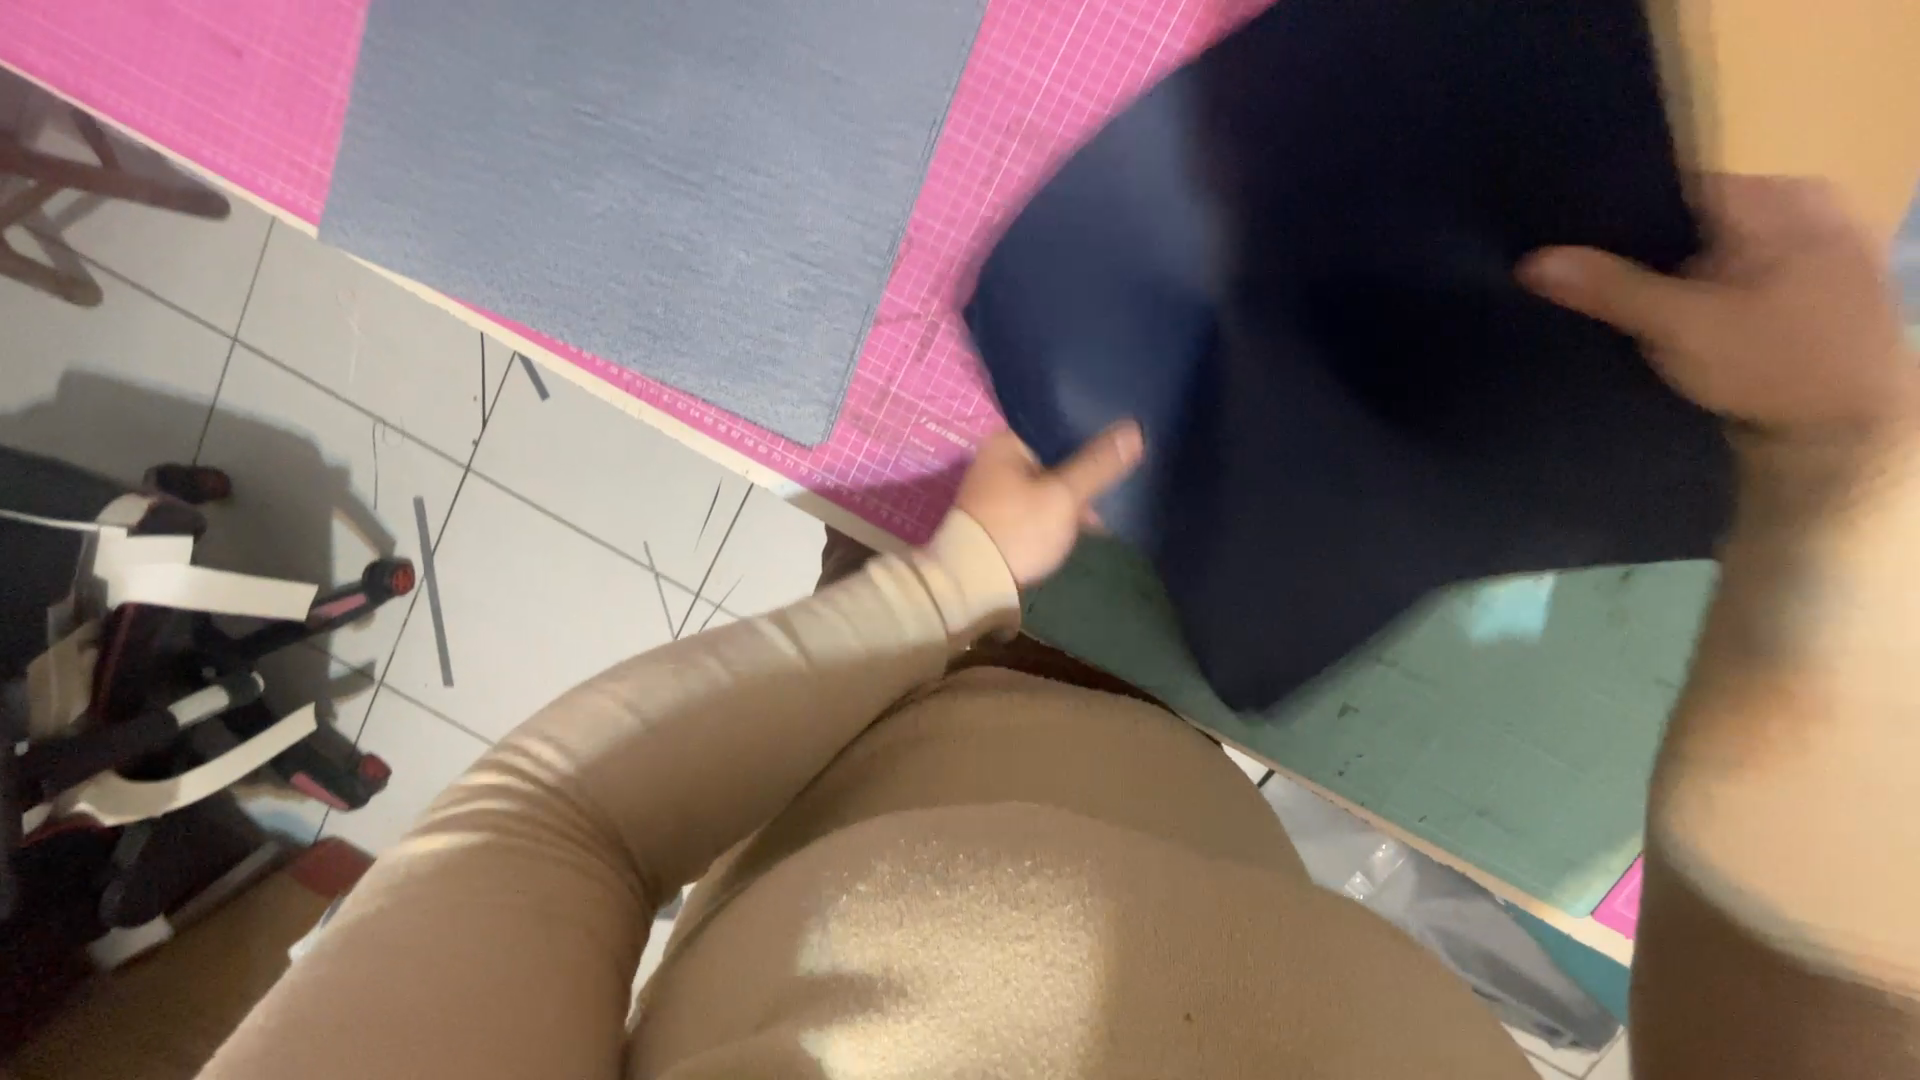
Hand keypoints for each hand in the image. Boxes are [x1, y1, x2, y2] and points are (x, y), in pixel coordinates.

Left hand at [955, 421, 1144, 585]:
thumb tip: (1135, 429)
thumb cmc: (1018, 530)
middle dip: (1087, 467)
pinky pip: (1042, 504)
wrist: (974, 583)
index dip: (1091, 429)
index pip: (1057, 422)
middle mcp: (998, 460)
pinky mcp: (1005, 517)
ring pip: (1050, 481)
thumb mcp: (1064, 496)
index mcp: (1006, 442)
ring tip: (1111, 501)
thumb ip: (1098, 464)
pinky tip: (1089, 522)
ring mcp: (999, 490)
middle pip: (1055, 454)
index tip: (1122, 439)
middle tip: (1124, 471)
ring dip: (1076, 493)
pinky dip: (1062, 510)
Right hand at [1518, 175, 1915, 443]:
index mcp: (1785, 198)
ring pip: (1694, 251)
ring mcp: (1800, 250)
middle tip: (1564, 276)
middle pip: (1682, 220)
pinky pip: (1713, 275)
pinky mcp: (1791, 288)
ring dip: (1649, 276)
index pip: (1672, 187)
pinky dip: (1677, 293)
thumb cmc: (1776, 366)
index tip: (1554, 242)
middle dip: (1626, 250)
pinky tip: (1644, 317)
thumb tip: (1531, 262)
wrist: (1848, 431)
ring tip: (1594, 297)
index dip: (1607, 214)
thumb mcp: (1681, 325)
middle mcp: (1799, 210)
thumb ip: (1607, 288)